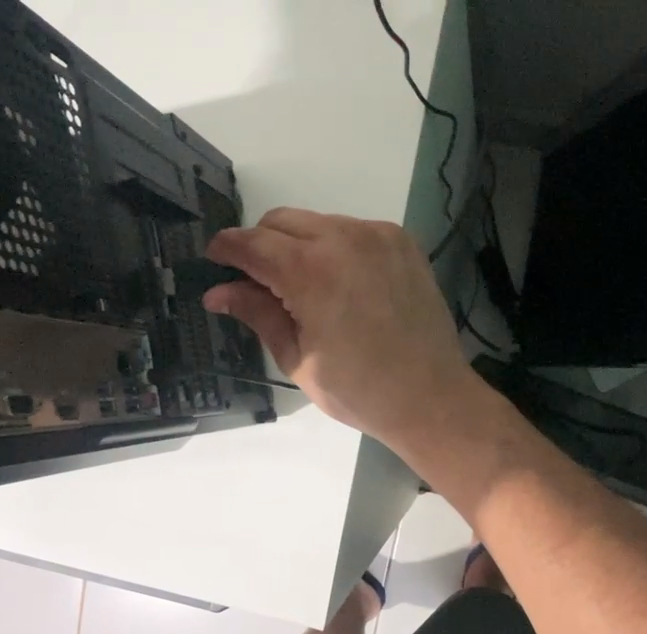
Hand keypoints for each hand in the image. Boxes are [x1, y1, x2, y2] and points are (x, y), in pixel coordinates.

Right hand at [204, 208, 475, 443]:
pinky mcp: (401, 243)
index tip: (215, 260)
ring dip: (300, 246)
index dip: (227, 250)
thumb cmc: (360, 391)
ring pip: (318, 223)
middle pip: (282, 222)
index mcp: (311, 271)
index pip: (252, 243)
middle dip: (262, 246)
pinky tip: (343, 286)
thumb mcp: (298, 359)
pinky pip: (353, 231)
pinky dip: (337, 249)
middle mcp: (344, 238)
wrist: (430, 397)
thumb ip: (258, 315)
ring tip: (306, 290)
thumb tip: (218, 293)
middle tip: (260, 284)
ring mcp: (377, 236)